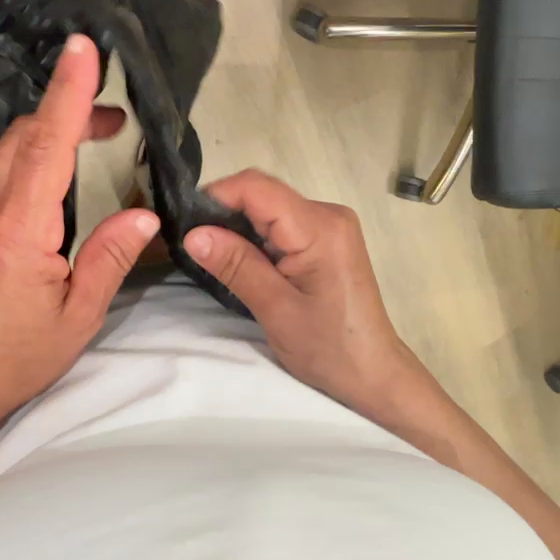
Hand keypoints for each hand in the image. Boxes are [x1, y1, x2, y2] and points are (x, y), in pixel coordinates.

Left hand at [0, 34, 158, 448]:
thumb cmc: (15, 358)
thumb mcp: (79, 318)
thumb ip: (110, 259)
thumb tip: (144, 215)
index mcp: (18, 231)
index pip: (47, 145)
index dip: (68, 93)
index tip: (84, 49)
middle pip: (24, 139)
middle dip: (67, 117)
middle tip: (112, 126)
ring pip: (2, 164)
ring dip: (42, 154)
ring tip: (77, 180)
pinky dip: (13, 187)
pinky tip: (28, 225)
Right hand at [182, 170, 428, 419]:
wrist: (374, 372)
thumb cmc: (328, 348)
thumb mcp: (275, 309)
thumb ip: (236, 266)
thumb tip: (192, 234)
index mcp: (320, 228)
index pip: (257, 188)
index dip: (216, 197)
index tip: (186, 225)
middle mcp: (330, 215)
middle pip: (264, 194)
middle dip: (225, 214)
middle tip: (194, 247)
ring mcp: (333, 226)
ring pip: (272, 209)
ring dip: (241, 228)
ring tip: (215, 259)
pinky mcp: (331, 240)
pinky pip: (285, 224)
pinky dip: (260, 239)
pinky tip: (246, 264)